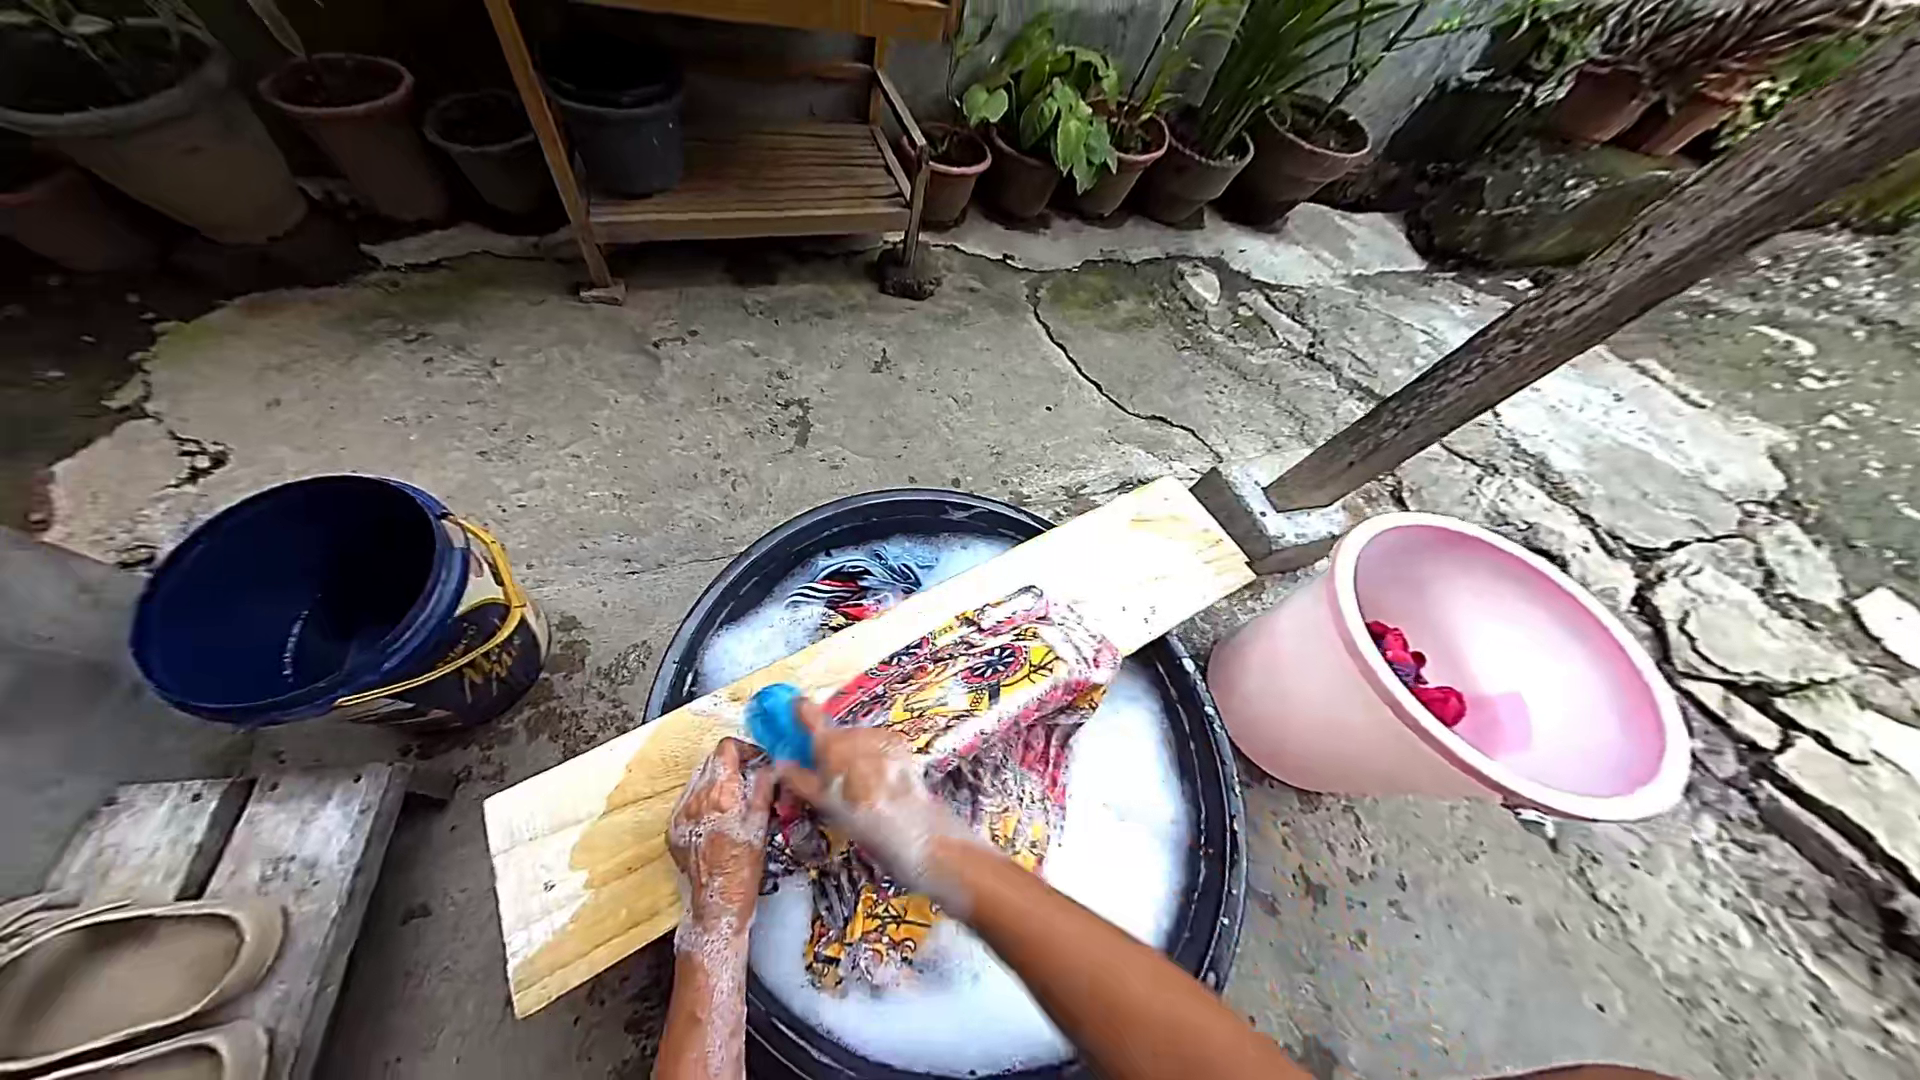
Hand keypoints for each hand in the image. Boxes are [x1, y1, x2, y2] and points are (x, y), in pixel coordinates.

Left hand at [669, 737, 775, 942]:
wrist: (716, 906)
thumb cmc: (744, 866)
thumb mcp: (762, 820)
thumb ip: (764, 785)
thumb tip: (769, 764)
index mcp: (721, 794)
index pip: (726, 748)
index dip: (745, 749)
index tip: (757, 760)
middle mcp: (695, 799)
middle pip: (711, 760)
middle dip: (732, 763)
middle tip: (750, 777)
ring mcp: (680, 813)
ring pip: (699, 777)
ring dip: (718, 779)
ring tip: (735, 796)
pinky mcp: (672, 828)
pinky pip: (688, 798)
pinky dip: (704, 797)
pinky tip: (718, 815)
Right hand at [775, 700, 967, 900]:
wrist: (914, 829)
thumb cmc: (863, 823)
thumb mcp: (825, 805)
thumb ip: (801, 780)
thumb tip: (782, 762)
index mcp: (831, 748)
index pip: (811, 717)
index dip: (800, 711)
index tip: (794, 706)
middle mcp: (855, 735)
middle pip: (835, 734)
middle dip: (831, 749)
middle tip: (832, 777)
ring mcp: (879, 736)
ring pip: (856, 739)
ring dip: (853, 753)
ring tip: (860, 784)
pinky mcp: (898, 741)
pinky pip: (876, 743)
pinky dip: (873, 755)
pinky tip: (878, 777)